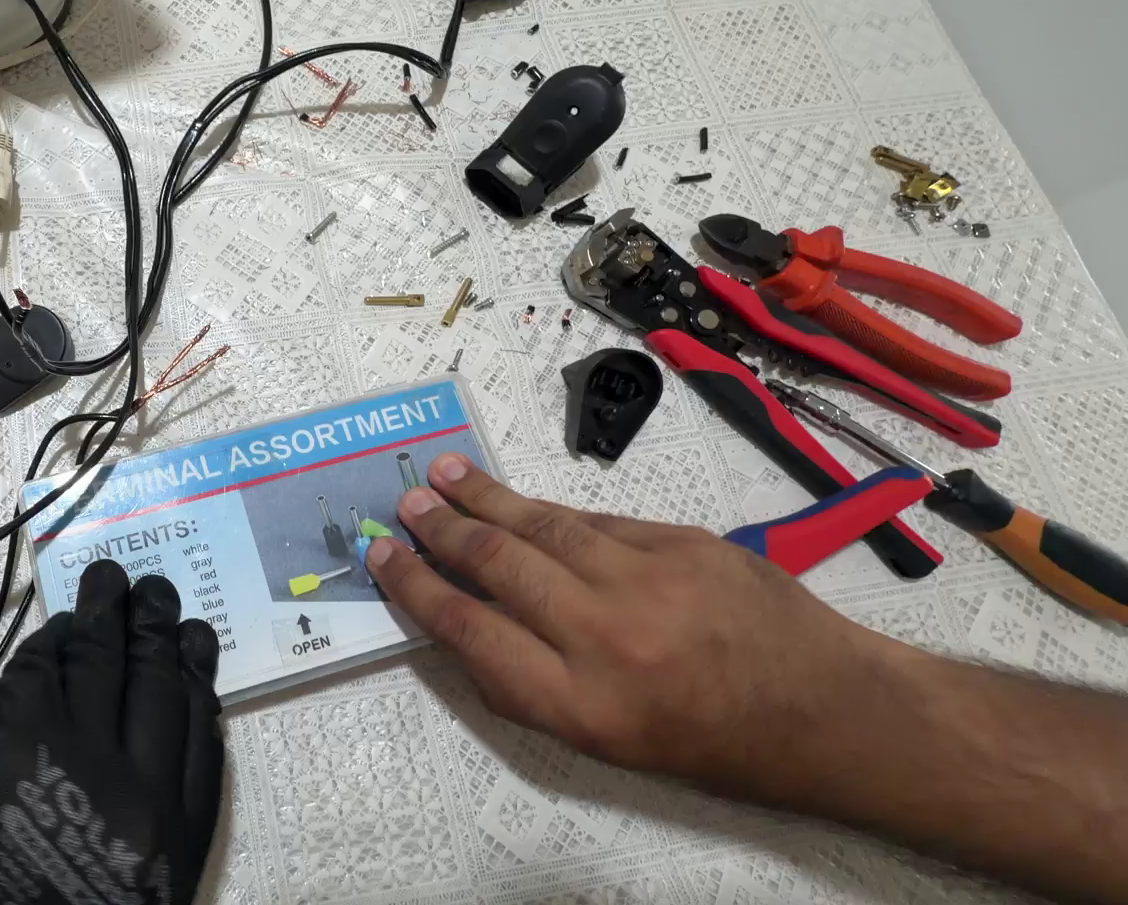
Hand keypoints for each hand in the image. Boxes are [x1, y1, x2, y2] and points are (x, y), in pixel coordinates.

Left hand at [0, 560, 223, 904]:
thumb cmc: (18, 903)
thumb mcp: (112, 886)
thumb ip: (146, 817)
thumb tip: (160, 716)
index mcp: (161, 852)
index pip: (199, 735)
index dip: (198, 674)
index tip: (194, 635)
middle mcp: (127, 802)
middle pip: (159, 686)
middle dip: (159, 628)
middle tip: (156, 590)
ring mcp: (66, 761)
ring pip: (100, 662)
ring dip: (106, 610)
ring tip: (107, 580)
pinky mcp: (3, 732)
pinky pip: (40, 663)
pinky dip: (49, 639)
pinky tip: (53, 631)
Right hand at [365, 452, 911, 802]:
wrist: (835, 713)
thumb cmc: (708, 743)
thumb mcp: (603, 743)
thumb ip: (522, 684)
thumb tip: (457, 622)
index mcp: (582, 705)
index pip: (468, 630)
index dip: (414, 587)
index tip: (382, 557)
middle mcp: (608, 638)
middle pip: (497, 565)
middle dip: (441, 529)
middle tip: (406, 504)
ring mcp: (649, 581)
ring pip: (540, 526)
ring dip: (483, 497)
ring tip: (443, 473)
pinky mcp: (683, 542)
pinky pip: (594, 520)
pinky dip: (546, 511)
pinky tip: (516, 499)